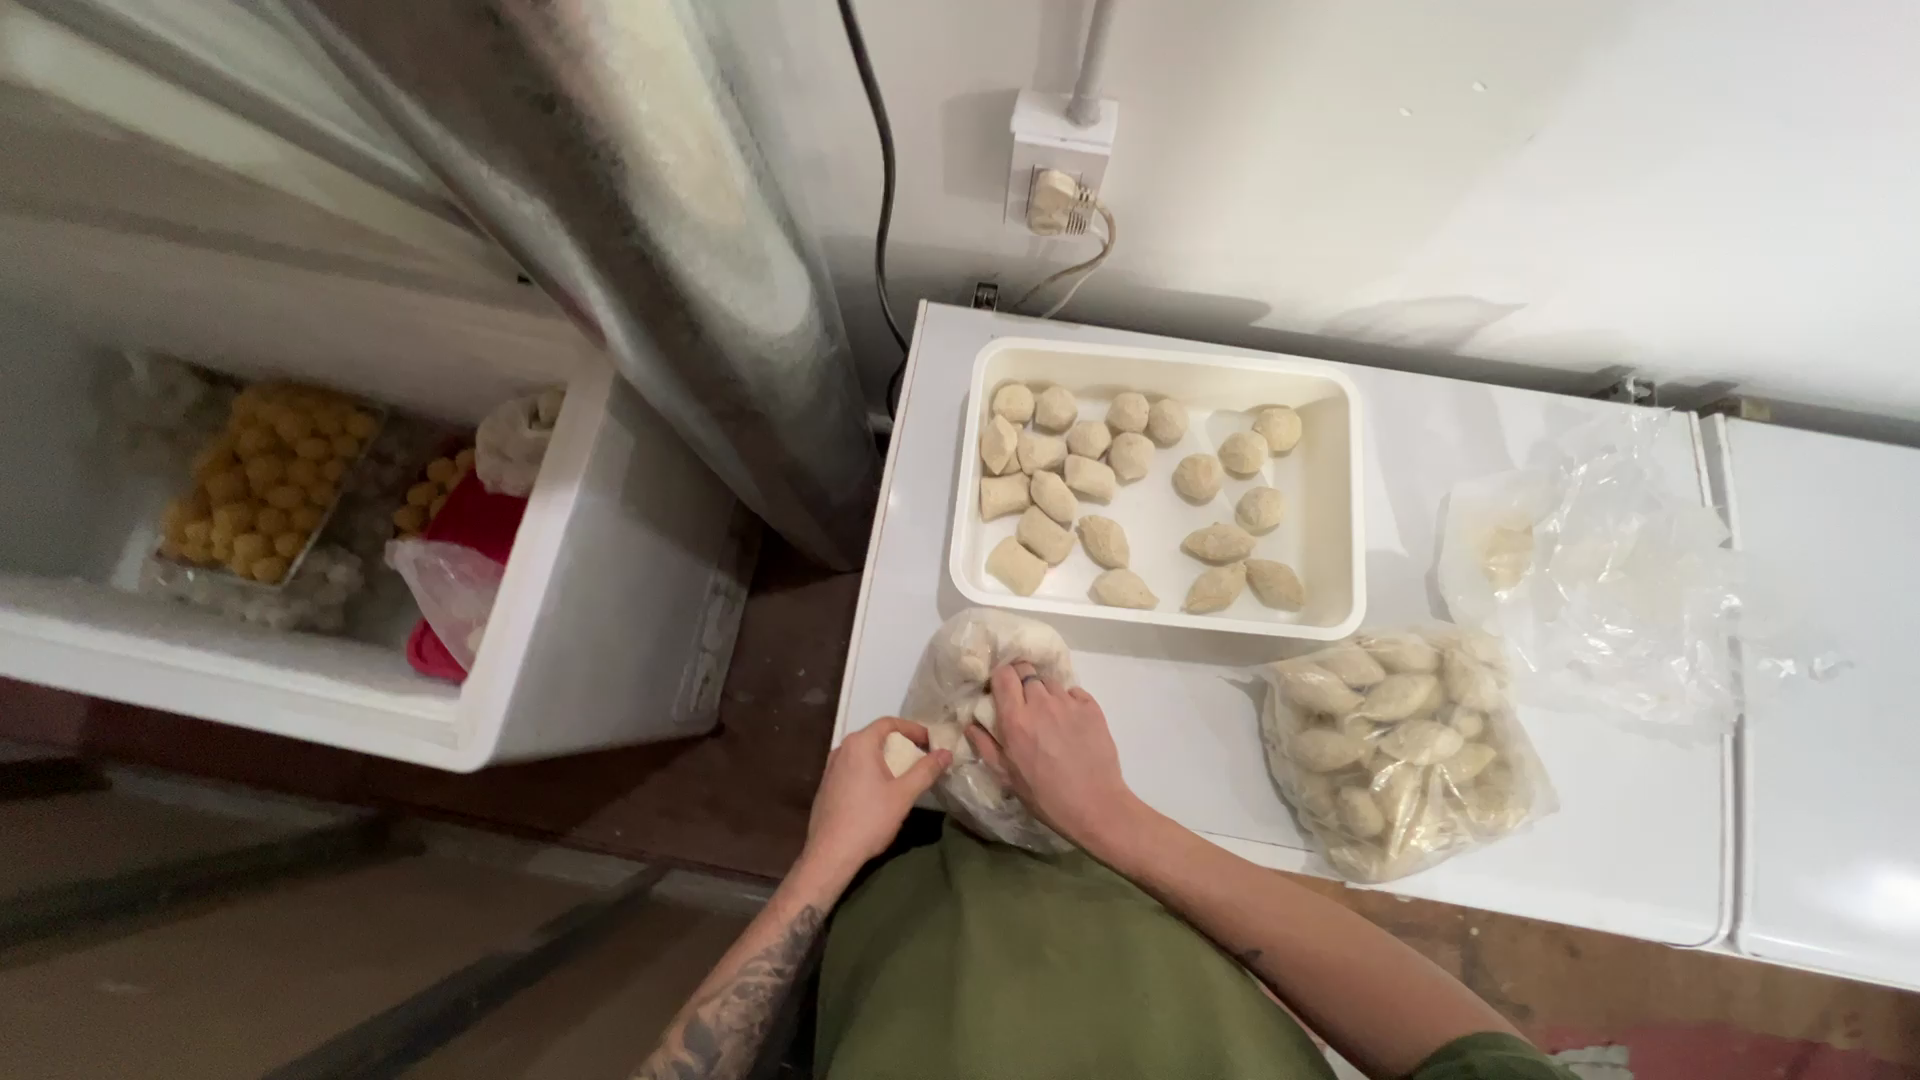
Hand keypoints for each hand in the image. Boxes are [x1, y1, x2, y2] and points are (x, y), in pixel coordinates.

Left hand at [801, 717, 948, 881]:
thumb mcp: (903, 794)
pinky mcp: (827, 785)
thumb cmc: (869, 819)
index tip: (930, 741)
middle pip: (876, 736)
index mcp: (860, 744)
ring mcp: (831, 767)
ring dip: (885, 758)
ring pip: (864, 753)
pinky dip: (871, 770)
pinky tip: (880, 791)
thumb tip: (946, 753)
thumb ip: (926, 770)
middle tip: (921, 757)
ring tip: (904, 773)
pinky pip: (853, 767)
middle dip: (901, 743)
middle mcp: (842, 749)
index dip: (912, 729)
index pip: (889, 723)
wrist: (830, 853)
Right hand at [968, 662, 1143, 848]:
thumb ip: (985, 746)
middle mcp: (1041, 703)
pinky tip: (1070, 721)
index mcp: (1016, 719)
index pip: (1004, 675)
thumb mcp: (1006, 776)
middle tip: (1023, 701)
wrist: (1094, 805)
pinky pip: (1074, 692)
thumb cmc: (1045, 796)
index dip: (1001, 677)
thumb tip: (971, 724)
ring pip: (1050, 682)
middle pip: (1026, 672)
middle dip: (1021, 680)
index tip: (1001, 690)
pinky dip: (1068, 700)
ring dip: (1044, 692)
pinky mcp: (1092, 708)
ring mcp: (1069, 703)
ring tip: (1048, 715)